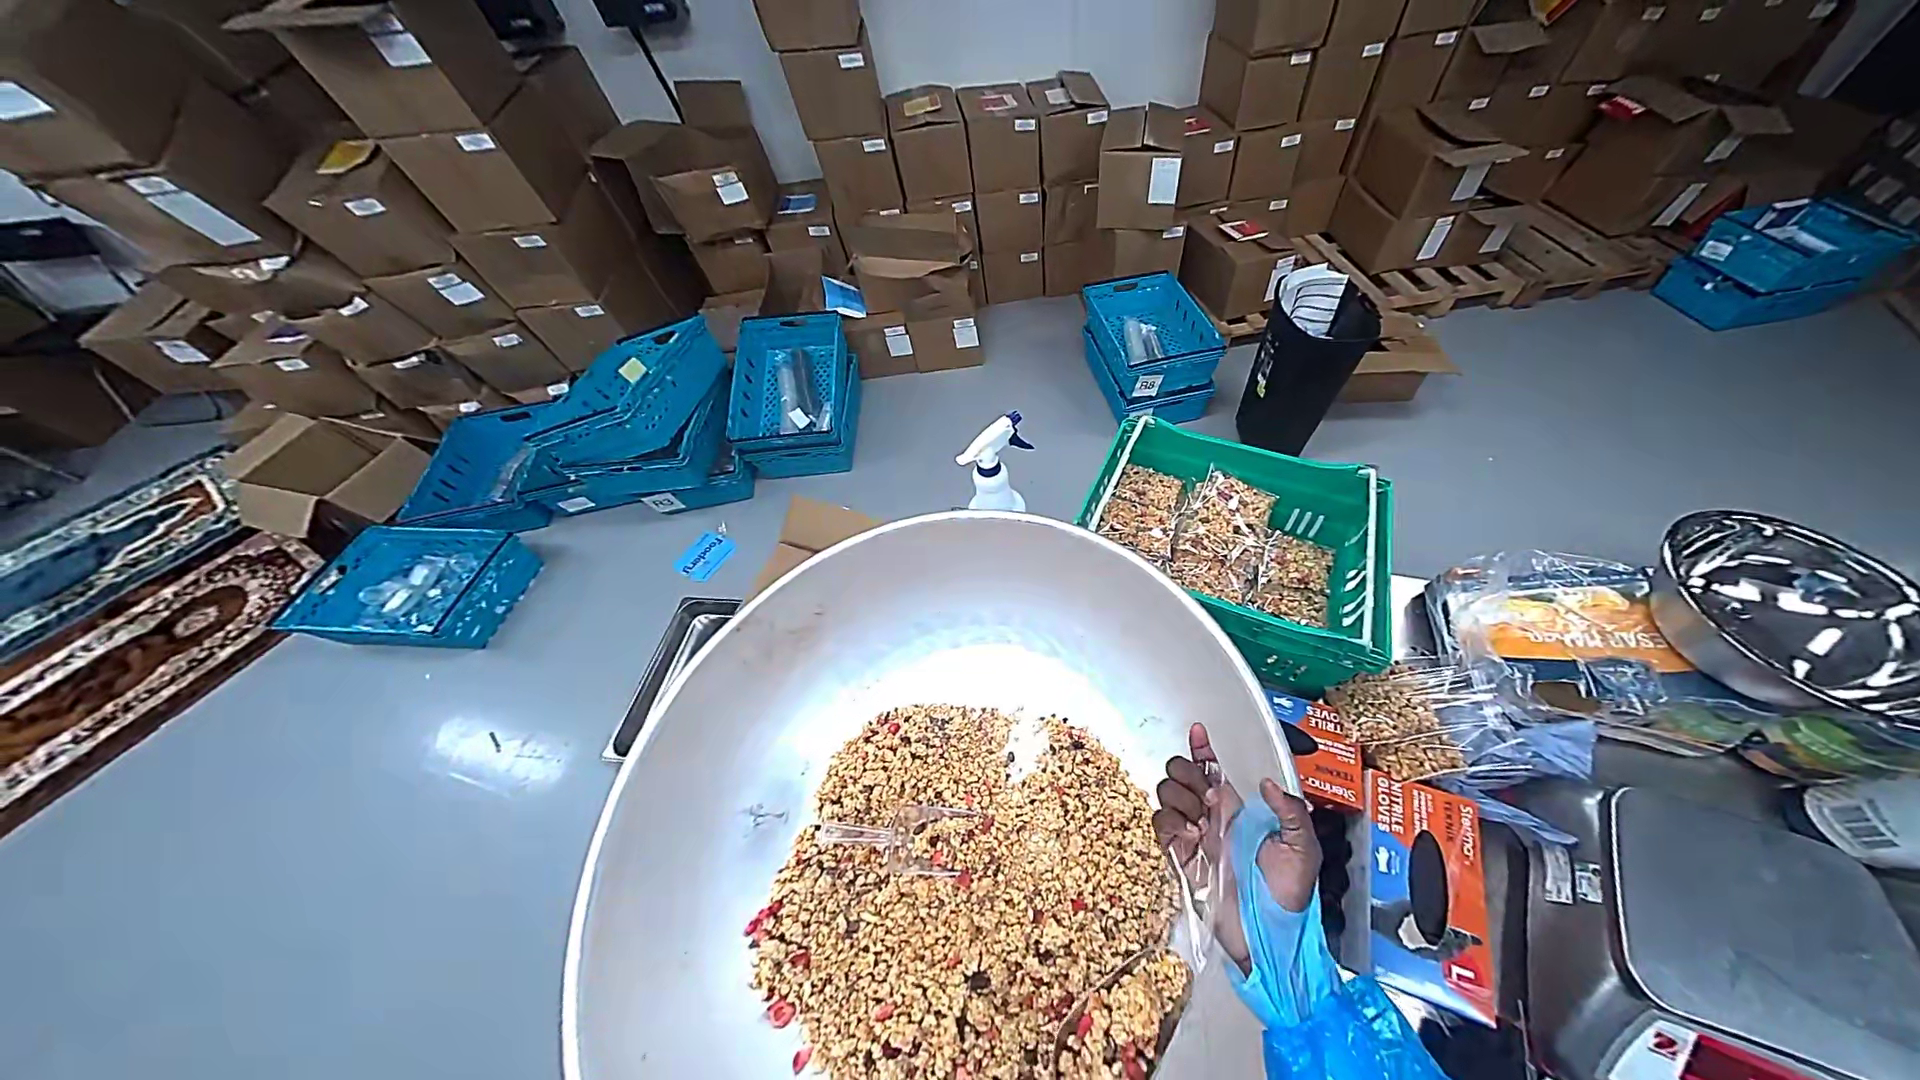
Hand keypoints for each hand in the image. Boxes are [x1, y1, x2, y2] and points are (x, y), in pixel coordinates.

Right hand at [1151, 723, 1322, 971]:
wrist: (1270, 937)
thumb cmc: (1289, 894)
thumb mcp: (1304, 849)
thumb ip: (1291, 812)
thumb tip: (1266, 783)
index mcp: (1237, 807)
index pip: (1211, 767)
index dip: (1201, 747)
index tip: (1198, 731)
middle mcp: (1210, 814)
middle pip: (1180, 772)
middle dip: (1186, 772)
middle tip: (1208, 797)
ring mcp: (1191, 832)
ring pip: (1166, 792)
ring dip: (1180, 797)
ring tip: (1201, 820)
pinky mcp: (1177, 854)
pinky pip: (1160, 823)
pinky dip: (1170, 822)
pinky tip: (1190, 836)